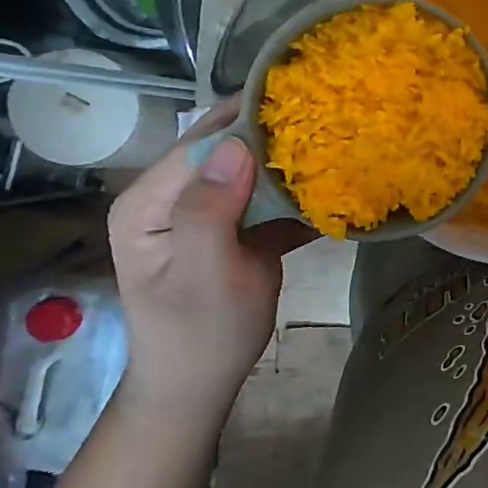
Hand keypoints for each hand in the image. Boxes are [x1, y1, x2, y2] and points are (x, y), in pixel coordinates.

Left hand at [108, 98, 314, 417]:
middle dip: (271, 136)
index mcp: (150, 202)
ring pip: (250, 172)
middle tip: (329, 117)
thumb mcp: (204, 275)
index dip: (245, 121)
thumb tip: (233, 144)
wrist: (199, 387)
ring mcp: (205, 213)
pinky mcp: (233, 229)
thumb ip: (210, 209)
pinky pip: (266, 199)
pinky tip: (331, 182)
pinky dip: (295, 193)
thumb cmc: (199, 334)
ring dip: (289, 161)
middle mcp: (173, 198)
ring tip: (338, 140)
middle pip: (225, 151)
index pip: (199, 143)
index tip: (299, 100)